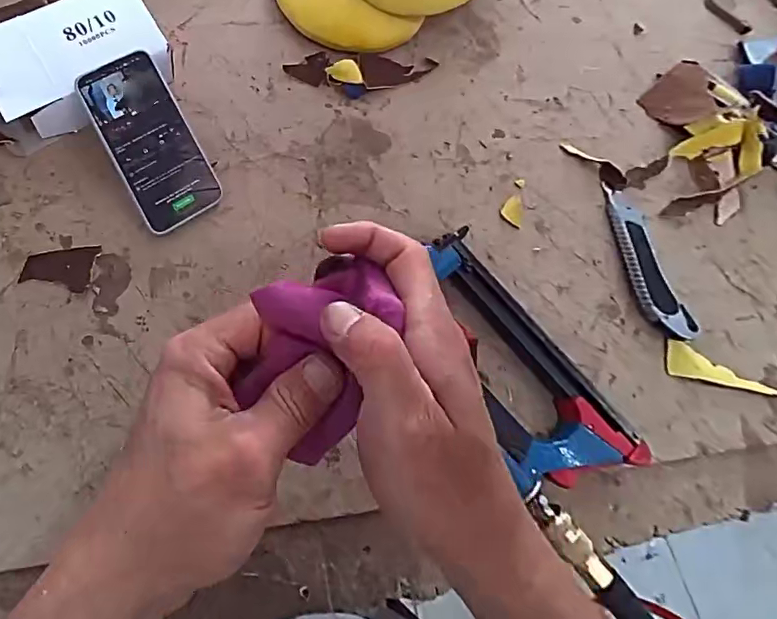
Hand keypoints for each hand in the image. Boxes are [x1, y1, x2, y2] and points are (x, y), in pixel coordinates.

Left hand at [12, 303, 343, 618]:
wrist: (125, 581)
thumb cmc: (181, 516)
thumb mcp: (248, 455)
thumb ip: (293, 402)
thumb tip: (334, 360)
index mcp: (198, 354)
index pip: (266, 312)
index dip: (310, 321)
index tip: (355, 336)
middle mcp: (202, 364)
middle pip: (270, 340)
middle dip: (312, 356)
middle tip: (359, 372)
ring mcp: (209, 396)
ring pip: (270, 372)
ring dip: (305, 386)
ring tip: (350, 396)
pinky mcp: (217, 424)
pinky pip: (263, 400)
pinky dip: (291, 410)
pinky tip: (322, 424)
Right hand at [316, 222, 601, 618]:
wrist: (474, 538)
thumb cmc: (442, 483)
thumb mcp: (404, 416)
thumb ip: (375, 353)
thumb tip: (336, 307)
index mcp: (433, 332)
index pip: (407, 256)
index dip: (367, 237)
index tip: (324, 243)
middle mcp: (429, 337)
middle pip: (390, 278)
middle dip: (347, 271)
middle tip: (303, 295)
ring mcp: (421, 362)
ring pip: (379, 311)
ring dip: (342, 306)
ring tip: (302, 326)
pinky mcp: (409, 387)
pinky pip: (374, 344)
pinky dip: (344, 340)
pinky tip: (320, 363)